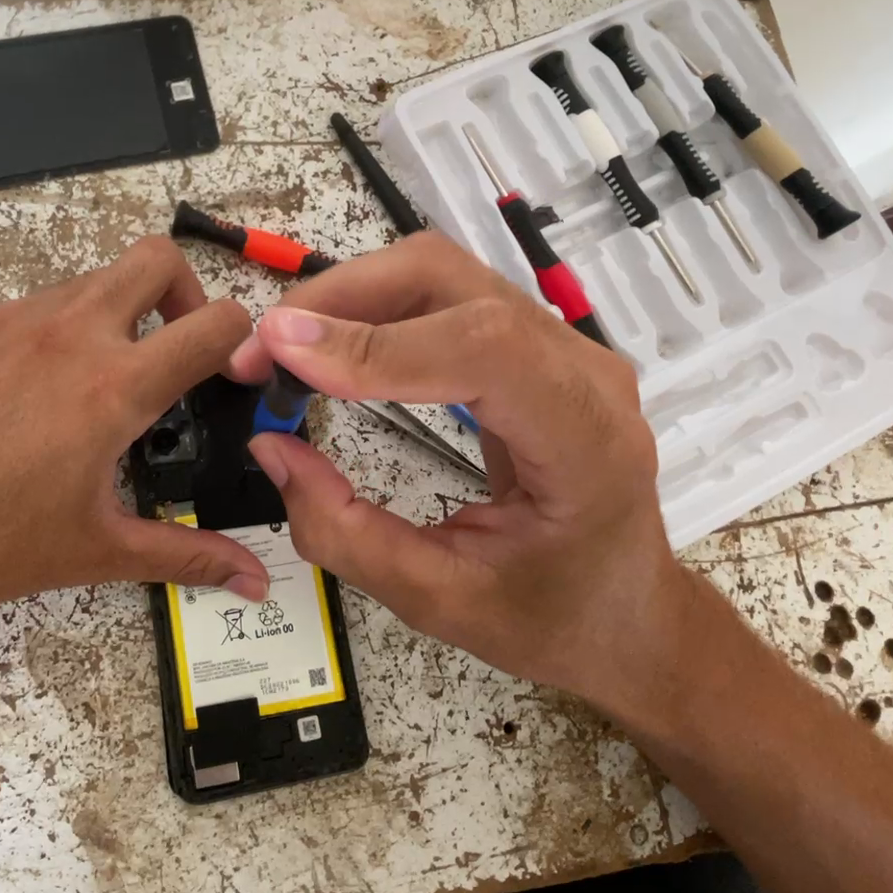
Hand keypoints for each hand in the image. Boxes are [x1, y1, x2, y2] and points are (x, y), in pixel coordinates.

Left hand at [0, 236, 268, 669]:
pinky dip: (42, 341)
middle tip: (171, 354)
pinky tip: (10, 407)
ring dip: (109, 321)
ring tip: (84, 395)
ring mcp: (6, 318)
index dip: (241, 341)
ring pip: (86, 285)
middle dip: (183, 293)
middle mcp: (68, 331)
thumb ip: (188, 557)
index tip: (229, 375)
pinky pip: (21, 312)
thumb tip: (256, 580)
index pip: (217, 324)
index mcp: (115, 385)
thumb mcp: (97, 550)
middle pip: (156, 258)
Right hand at [230, 233, 682, 698]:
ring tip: (284, 349)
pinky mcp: (530, 345)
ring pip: (439, 273)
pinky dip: (373, 308)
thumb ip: (345, 531)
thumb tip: (269, 446)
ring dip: (349, 297)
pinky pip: (442, 297)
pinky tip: (331, 346)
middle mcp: (582, 370)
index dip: (374, 344)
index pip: (481, 349)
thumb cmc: (552, 619)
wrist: (629, 613)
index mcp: (585, 440)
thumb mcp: (438, 601)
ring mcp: (561, 346)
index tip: (279, 355)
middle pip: (449, 279)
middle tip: (262, 352)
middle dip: (341, 299)